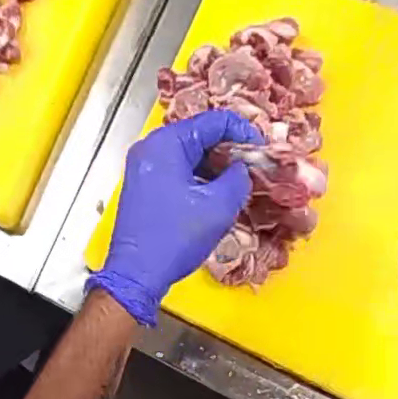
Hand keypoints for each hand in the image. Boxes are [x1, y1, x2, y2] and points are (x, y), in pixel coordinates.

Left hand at [88, 110, 262, 325]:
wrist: (135, 277)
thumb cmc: (173, 241)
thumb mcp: (218, 208)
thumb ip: (238, 179)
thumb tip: (242, 170)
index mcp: (166, 143)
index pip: (214, 121)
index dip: (244, 132)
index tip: (261, 148)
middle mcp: (149, 150)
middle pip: (199, 138)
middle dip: (228, 153)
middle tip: (251, 170)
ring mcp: (142, 171)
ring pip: (187, 159)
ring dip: (213, 171)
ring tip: (235, 188)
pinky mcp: (141, 192)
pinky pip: (175, 176)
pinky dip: (196, 183)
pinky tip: (213, 201)